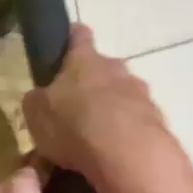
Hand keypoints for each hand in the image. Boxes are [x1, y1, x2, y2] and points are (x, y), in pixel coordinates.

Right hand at [22, 24, 167, 180]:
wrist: (125, 151)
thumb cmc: (74, 125)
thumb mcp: (36, 114)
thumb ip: (37, 102)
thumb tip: (39, 98)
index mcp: (84, 59)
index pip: (78, 35)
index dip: (71, 38)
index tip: (67, 42)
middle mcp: (116, 67)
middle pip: (103, 69)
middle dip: (92, 86)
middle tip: (78, 112)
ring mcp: (140, 92)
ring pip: (123, 96)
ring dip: (112, 111)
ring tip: (98, 141)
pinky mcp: (156, 119)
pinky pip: (138, 123)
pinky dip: (127, 134)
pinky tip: (117, 156)